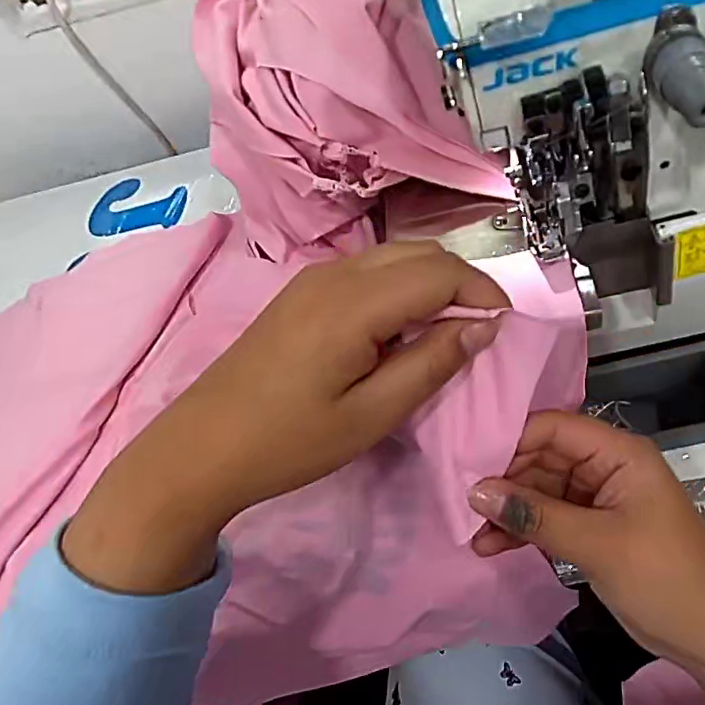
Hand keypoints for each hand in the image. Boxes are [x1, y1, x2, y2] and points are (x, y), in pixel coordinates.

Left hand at [64, 241, 508, 591]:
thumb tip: (483, 326)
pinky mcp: (301, 292)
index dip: (482, 291)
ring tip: (448, 331)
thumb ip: (432, 363)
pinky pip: (368, 272)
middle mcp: (334, 274)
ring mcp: (313, 279)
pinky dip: (401, 288)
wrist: (199, 451)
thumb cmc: (289, 442)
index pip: (440, 271)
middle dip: (462, 281)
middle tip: (482, 329)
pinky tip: (401, 329)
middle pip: (420, 253)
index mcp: (353, 303)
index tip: (505, 327)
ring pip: (394, 257)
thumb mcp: (372, 414)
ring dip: (432, 283)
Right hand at [472, 411, 704, 704]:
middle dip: (506, 482)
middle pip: (544, 458)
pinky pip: (552, 518)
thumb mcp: (596, 544)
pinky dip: (526, 531)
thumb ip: (535, 514)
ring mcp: (601, 499)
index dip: (512, 442)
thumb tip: (476, 491)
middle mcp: (607, 467)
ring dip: (511, 511)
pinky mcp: (596, 529)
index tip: (470, 467)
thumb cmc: (663, 578)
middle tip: (463, 507)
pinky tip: (492, 546)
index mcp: (619, 453)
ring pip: (543, 491)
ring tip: (472, 535)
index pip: (554, 428)